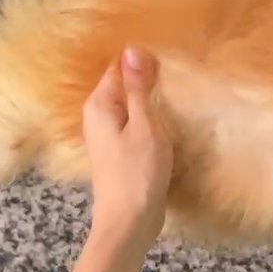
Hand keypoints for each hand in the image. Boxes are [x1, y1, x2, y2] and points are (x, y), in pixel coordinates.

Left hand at [83, 47, 172, 255]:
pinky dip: (147, 120)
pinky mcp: (117, 152)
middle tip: (176, 71)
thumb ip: (138, 88)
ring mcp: (105, 135)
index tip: (168, 56)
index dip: (141, 60)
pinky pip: (132, 124)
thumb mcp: (145, 125)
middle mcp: (96, 116)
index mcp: (99, 105)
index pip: (118, 67)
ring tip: (175, 90)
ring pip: (128, 106)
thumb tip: (132, 49)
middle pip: (122, 85)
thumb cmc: (138, 173)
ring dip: (148, 100)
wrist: (129, 222)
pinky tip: (165, 120)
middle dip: (145, 79)